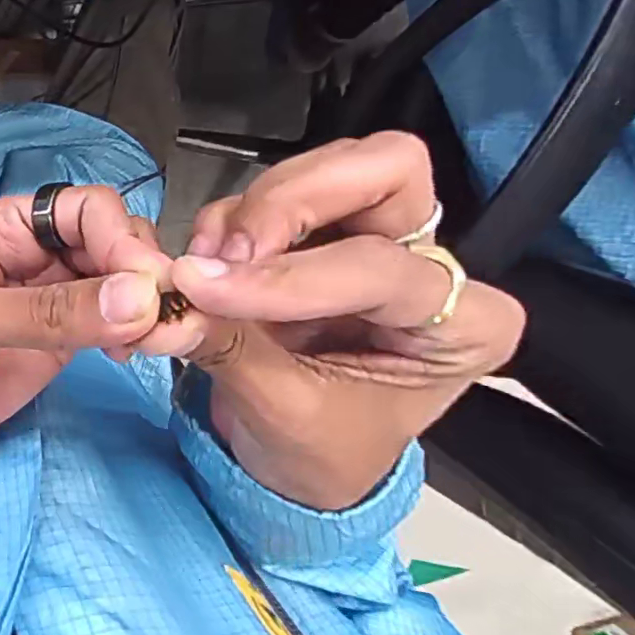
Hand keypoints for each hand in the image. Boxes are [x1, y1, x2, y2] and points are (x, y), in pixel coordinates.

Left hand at [0, 185, 172, 470]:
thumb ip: (39, 312)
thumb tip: (134, 298)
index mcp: (6, 228)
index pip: (86, 209)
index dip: (120, 238)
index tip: (144, 286)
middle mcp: (40, 252)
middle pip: (118, 239)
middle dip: (145, 272)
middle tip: (153, 321)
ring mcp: (60, 295)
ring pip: (129, 279)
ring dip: (153, 304)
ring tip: (147, 342)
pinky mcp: (72, 336)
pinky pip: (124, 319)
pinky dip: (143, 330)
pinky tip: (131, 353)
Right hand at [160, 132, 526, 509]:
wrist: (294, 462)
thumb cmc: (314, 451)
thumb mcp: (280, 411)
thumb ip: (231, 346)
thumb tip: (174, 289)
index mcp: (459, 324)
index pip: (378, 267)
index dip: (286, 277)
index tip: (202, 290)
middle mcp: (427, 265)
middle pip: (383, 172)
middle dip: (290, 202)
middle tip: (224, 253)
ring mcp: (367, 242)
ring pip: (323, 172)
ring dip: (249, 213)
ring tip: (204, 270)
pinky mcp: (311, 239)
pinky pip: (267, 197)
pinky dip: (223, 223)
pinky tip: (203, 268)